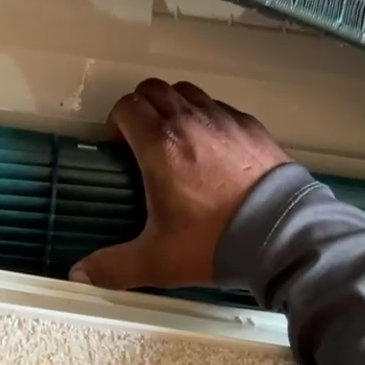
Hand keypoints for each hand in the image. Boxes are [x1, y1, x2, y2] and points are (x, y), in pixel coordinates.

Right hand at [71, 79, 288, 289]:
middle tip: (142, 137)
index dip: (116, 121)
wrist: (283, 236)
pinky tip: (213, 145)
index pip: (126, 107)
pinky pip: (220, 107)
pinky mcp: (250, 126)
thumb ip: (114, 265)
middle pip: (153, 90)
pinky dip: (208, 116)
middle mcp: (188, 120)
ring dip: (174, 105)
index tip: (118, 144)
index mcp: (159, 143)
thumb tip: (81, 274)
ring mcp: (222, 119)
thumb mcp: (158, 259)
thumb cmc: (216, 240)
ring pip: (186, 92)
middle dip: (141, 107)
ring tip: (176, 136)